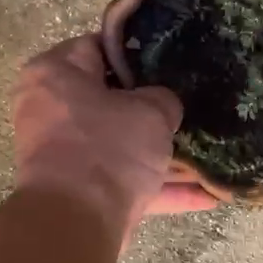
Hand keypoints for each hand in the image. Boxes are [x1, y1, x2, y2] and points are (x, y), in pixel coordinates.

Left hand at [10, 36, 215, 235]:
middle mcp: (54, 109)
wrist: (80, 214)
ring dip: (166, 157)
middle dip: (152, 112)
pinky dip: (166, 189)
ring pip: (126, 147)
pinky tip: (208, 196)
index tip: (168, 64)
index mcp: (56, 73)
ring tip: (207, 159)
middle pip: (112, 103)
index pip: (96, 48)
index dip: (135, 54)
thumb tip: (164, 103)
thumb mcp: (150, 113)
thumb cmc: (109, 146)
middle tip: (188, 111)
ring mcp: (70, 153)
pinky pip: (132, 183)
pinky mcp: (86, 189)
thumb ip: (163, 100)